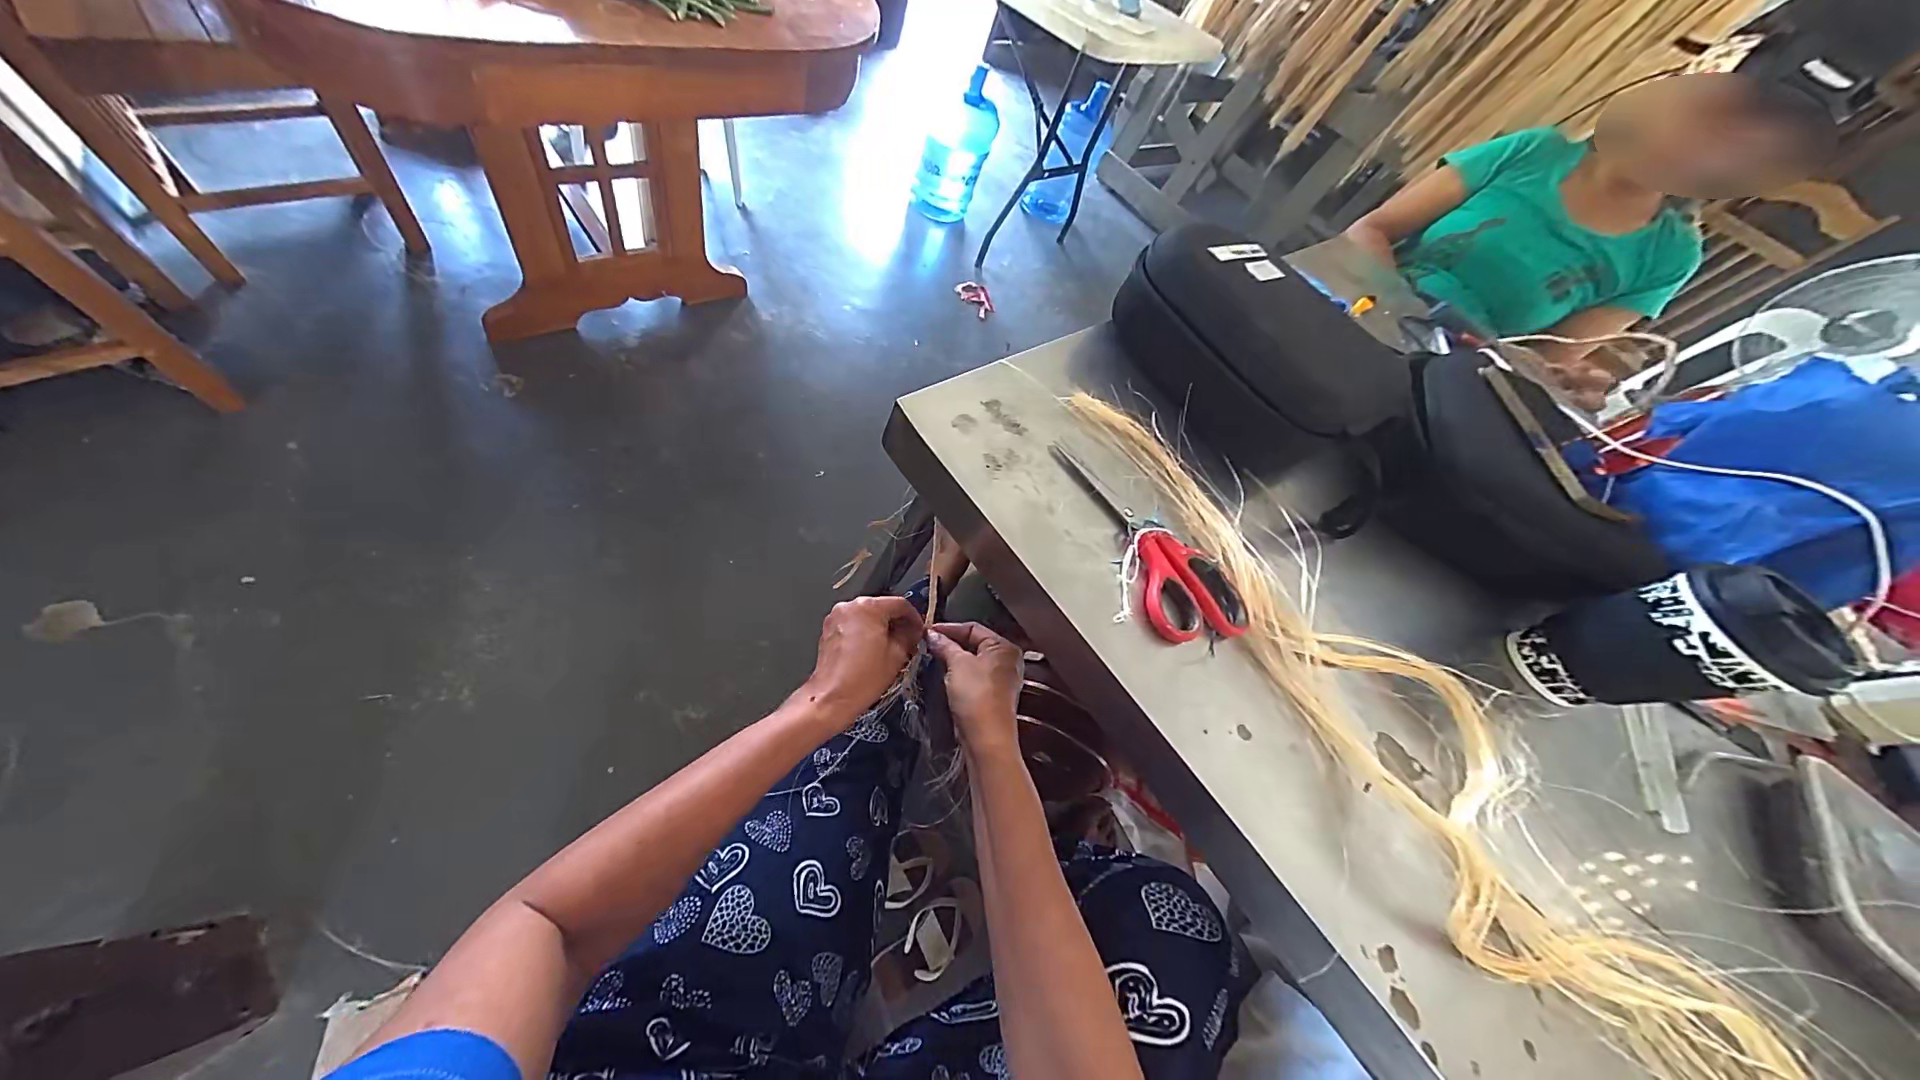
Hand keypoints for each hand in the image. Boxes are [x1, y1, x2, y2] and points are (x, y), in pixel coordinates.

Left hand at [800, 596, 924, 719]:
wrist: (832, 698)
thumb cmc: (862, 679)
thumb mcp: (898, 655)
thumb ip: (910, 635)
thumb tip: (913, 630)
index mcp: (868, 607)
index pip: (900, 604)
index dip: (914, 617)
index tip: (919, 629)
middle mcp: (849, 607)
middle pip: (882, 607)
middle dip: (897, 622)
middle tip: (909, 639)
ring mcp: (836, 618)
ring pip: (867, 615)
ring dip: (881, 627)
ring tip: (891, 647)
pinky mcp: (829, 630)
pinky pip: (853, 624)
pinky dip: (865, 632)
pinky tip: (873, 650)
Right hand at [925, 622, 1023, 758]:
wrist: (986, 737)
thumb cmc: (977, 696)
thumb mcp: (958, 664)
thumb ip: (945, 645)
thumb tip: (932, 634)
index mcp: (1004, 647)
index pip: (973, 627)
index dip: (949, 628)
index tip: (928, 631)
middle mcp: (1007, 660)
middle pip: (974, 643)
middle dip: (950, 643)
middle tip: (928, 643)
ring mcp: (1001, 679)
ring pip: (973, 660)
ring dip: (954, 658)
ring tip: (933, 656)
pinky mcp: (993, 695)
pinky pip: (974, 676)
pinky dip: (959, 673)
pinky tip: (946, 675)